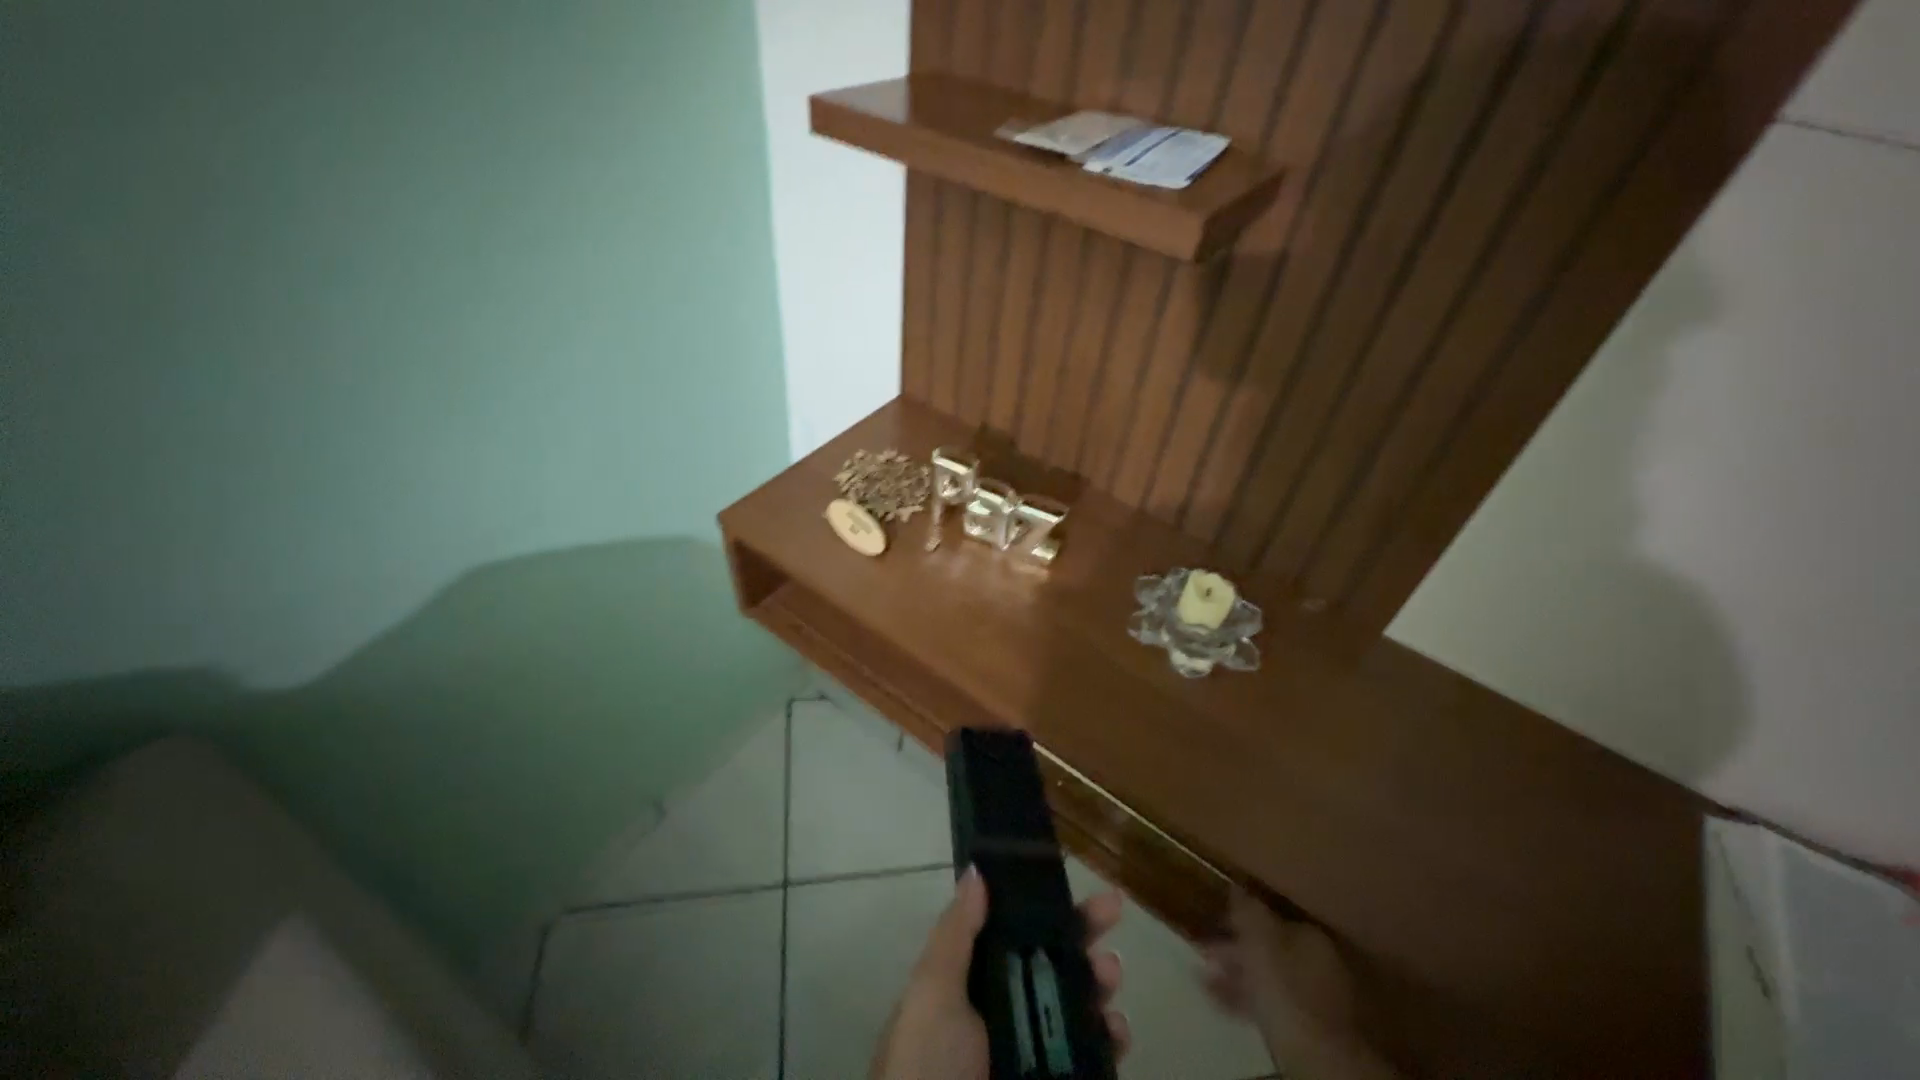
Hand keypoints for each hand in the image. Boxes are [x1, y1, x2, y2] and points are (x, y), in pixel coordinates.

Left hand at [870, 866, 1130, 1079]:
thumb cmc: (930, 1062)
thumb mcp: (932, 991)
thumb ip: (956, 933)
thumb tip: (977, 871)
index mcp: (970, 984)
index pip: (1014, 932)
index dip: (1046, 907)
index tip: (1076, 883)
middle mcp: (1003, 1012)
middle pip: (1052, 963)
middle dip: (1083, 935)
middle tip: (1111, 911)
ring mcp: (1032, 1051)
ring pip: (1078, 1006)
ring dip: (1100, 982)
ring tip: (1111, 975)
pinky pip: (1093, 1056)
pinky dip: (1110, 1039)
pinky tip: (1117, 1030)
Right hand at [1203, 891, 1400, 1079]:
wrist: (1314, 1052)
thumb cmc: (1285, 988)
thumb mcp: (1260, 942)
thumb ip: (1248, 911)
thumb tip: (1237, 886)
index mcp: (1310, 937)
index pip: (1272, 919)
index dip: (1240, 921)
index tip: (1214, 924)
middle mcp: (1317, 962)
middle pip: (1269, 949)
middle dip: (1235, 950)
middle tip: (1205, 952)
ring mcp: (1312, 996)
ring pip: (1267, 978)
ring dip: (1236, 975)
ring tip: (1204, 976)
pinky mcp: (1304, 1025)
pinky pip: (1268, 1003)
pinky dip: (1244, 998)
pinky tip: (1218, 1000)